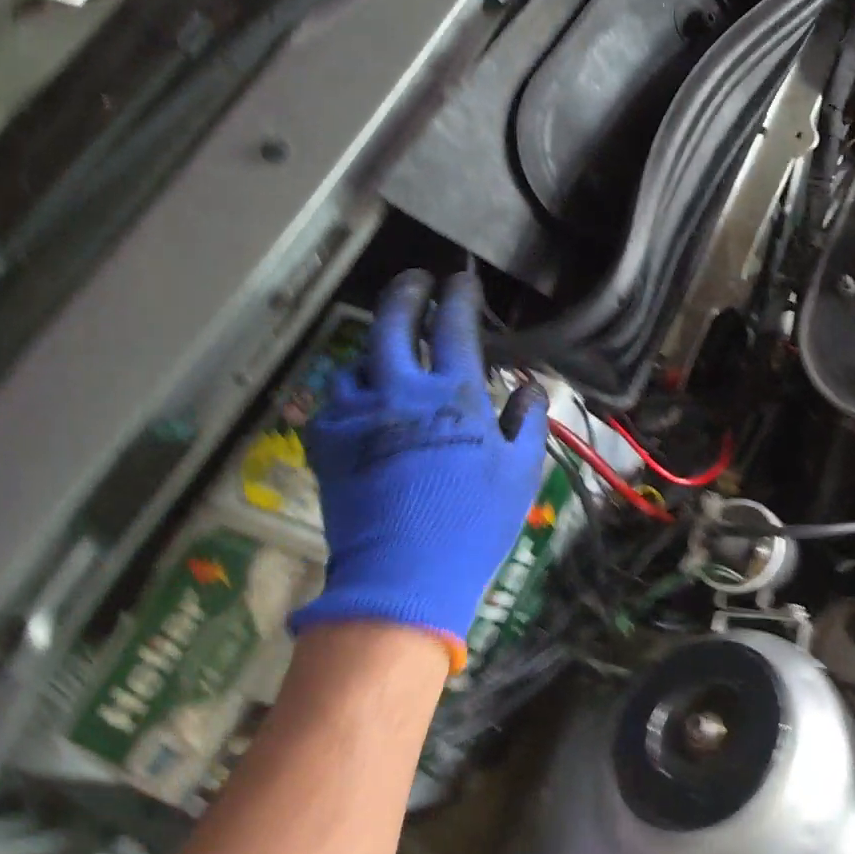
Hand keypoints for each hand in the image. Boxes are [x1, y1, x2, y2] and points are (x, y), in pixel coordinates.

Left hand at [290, 269, 547, 672]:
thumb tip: (529, 389)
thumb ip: (526, 422)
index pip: (454, 327)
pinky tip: (361, 399)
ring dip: (374, 347)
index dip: (458, 298)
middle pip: (394, 325)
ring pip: (356, 361)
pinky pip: (332, 400)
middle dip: (406, 294)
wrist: (403, 572)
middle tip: (415, 283)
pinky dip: (349, 390)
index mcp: (453, 395)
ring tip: (387, 350)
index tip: (460, 281)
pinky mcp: (326, 443)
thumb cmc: (474, 520)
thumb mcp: (520, 471)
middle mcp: (400, 392)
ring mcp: (356, 415)